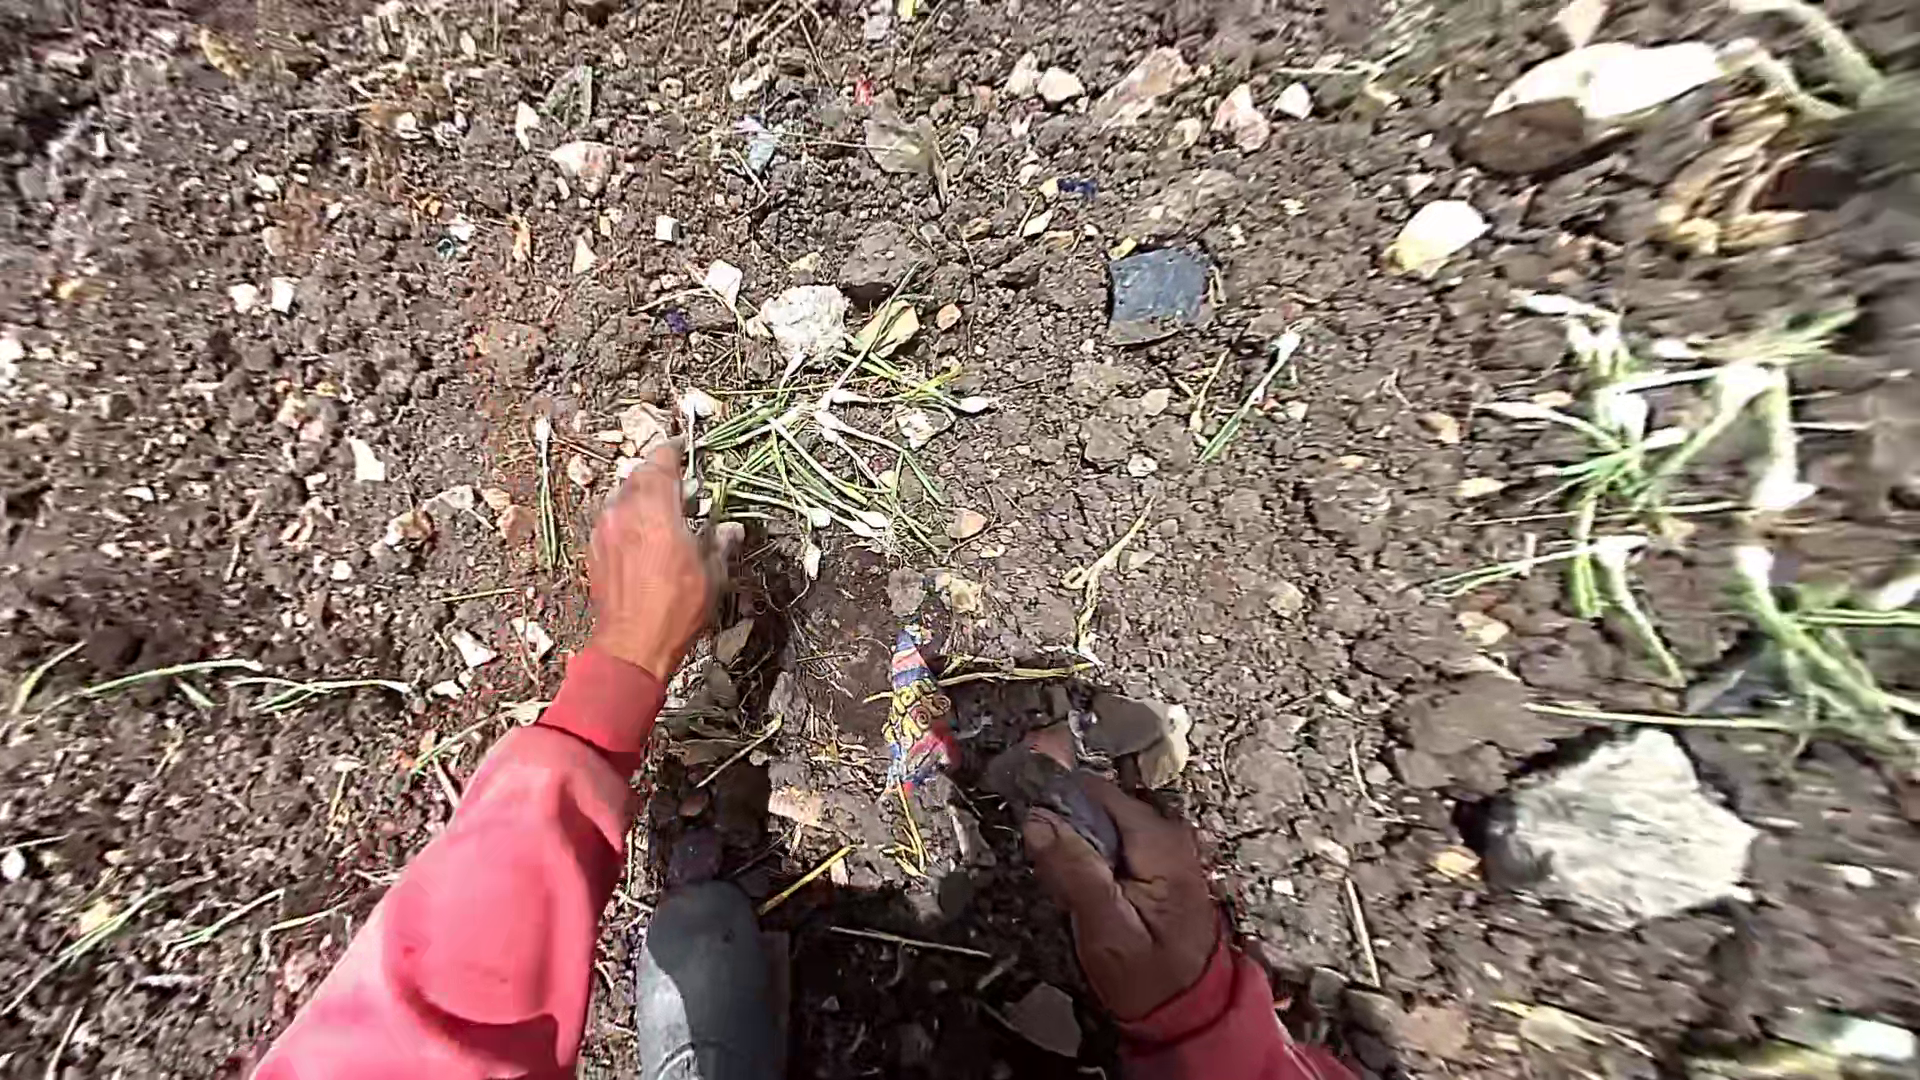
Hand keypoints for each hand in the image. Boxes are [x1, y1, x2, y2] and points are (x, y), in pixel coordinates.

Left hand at [586, 442, 721, 678]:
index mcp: (656, 512)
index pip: (660, 464)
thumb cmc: (677, 608)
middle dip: (659, 475)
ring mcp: (604, 532)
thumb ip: (719, 542)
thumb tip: (730, 529)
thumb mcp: (712, 573)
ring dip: (643, 496)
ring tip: (666, 512)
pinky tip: (646, 536)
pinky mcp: (594, 550)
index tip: (684, 449)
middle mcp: (624, 514)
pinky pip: (611, 519)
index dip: (673, 452)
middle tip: (682, 486)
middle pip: (637, 476)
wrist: (633, 644)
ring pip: (622, 496)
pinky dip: (629, 517)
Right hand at [1022, 776, 1219, 1020]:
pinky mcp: (1154, 856)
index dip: (1059, 808)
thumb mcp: (1106, 930)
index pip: (1093, 791)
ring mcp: (1161, 842)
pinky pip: (1108, 840)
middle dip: (1067, 834)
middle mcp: (1164, 830)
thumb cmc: (1152, 981)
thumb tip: (1038, 821)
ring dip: (1077, 849)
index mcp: (1158, 839)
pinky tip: (1091, 893)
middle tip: (1061, 881)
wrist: (1191, 1018)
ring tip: (1077, 892)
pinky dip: (1091, 860)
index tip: (1040, 837)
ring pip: (1097, 822)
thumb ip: (1073, 870)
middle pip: (1094, 804)